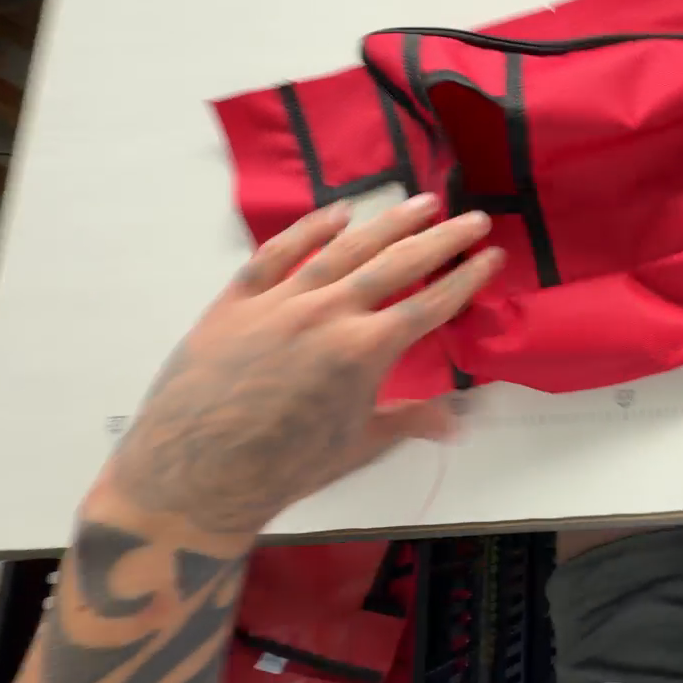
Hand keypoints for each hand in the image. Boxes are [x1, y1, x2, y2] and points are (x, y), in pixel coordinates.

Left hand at [102, 194, 504, 535]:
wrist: (191, 479)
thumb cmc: (286, 468)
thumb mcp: (361, 443)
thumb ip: (412, 418)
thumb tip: (460, 422)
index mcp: (366, 350)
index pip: (432, 304)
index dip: (468, 279)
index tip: (492, 256)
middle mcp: (329, 314)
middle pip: (399, 265)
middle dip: (443, 239)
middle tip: (473, 218)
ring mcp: (280, 303)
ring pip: (345, 249)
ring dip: (389, 223)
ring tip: (422, 202)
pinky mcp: (236, 302)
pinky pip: (275, 255)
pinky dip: (308, 230)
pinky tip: (338, 212)